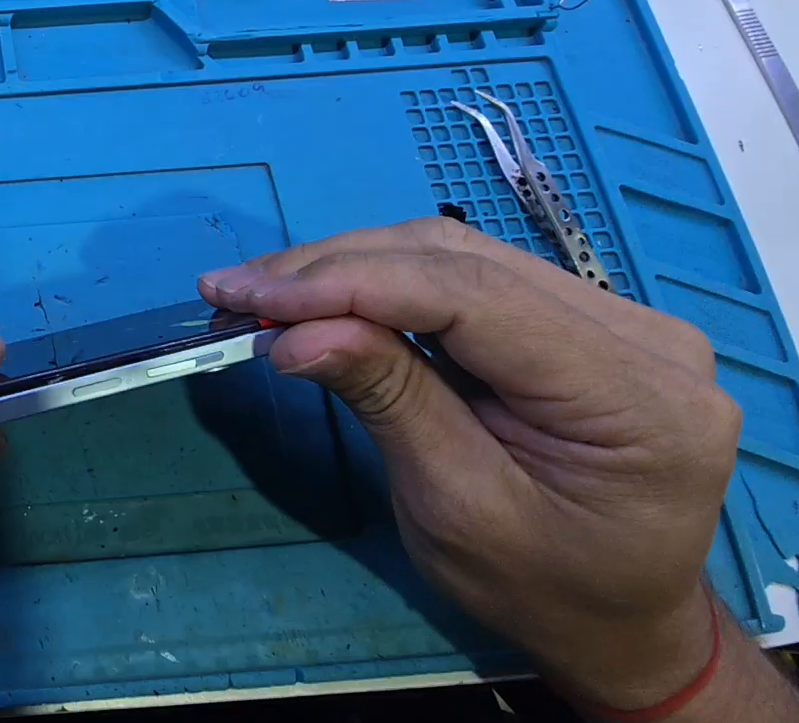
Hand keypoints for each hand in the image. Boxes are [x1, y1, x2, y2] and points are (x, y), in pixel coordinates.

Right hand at [199, 217, 740, 711]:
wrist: (606, 614)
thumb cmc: (538, 583)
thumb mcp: (453, 504)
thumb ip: (387, 401)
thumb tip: (292, 335)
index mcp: (634, 394)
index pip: (469, 296)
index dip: (346, 285)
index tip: (246, 295)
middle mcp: (633, 331)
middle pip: (449, 257)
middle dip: (325, 269)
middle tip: (230, 291)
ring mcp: (600, 313)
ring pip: (438, 250)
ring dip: (334, 266)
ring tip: (254, 292)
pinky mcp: (557, 313)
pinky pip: (444, 271)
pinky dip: (362, 279)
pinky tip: (307, 296)